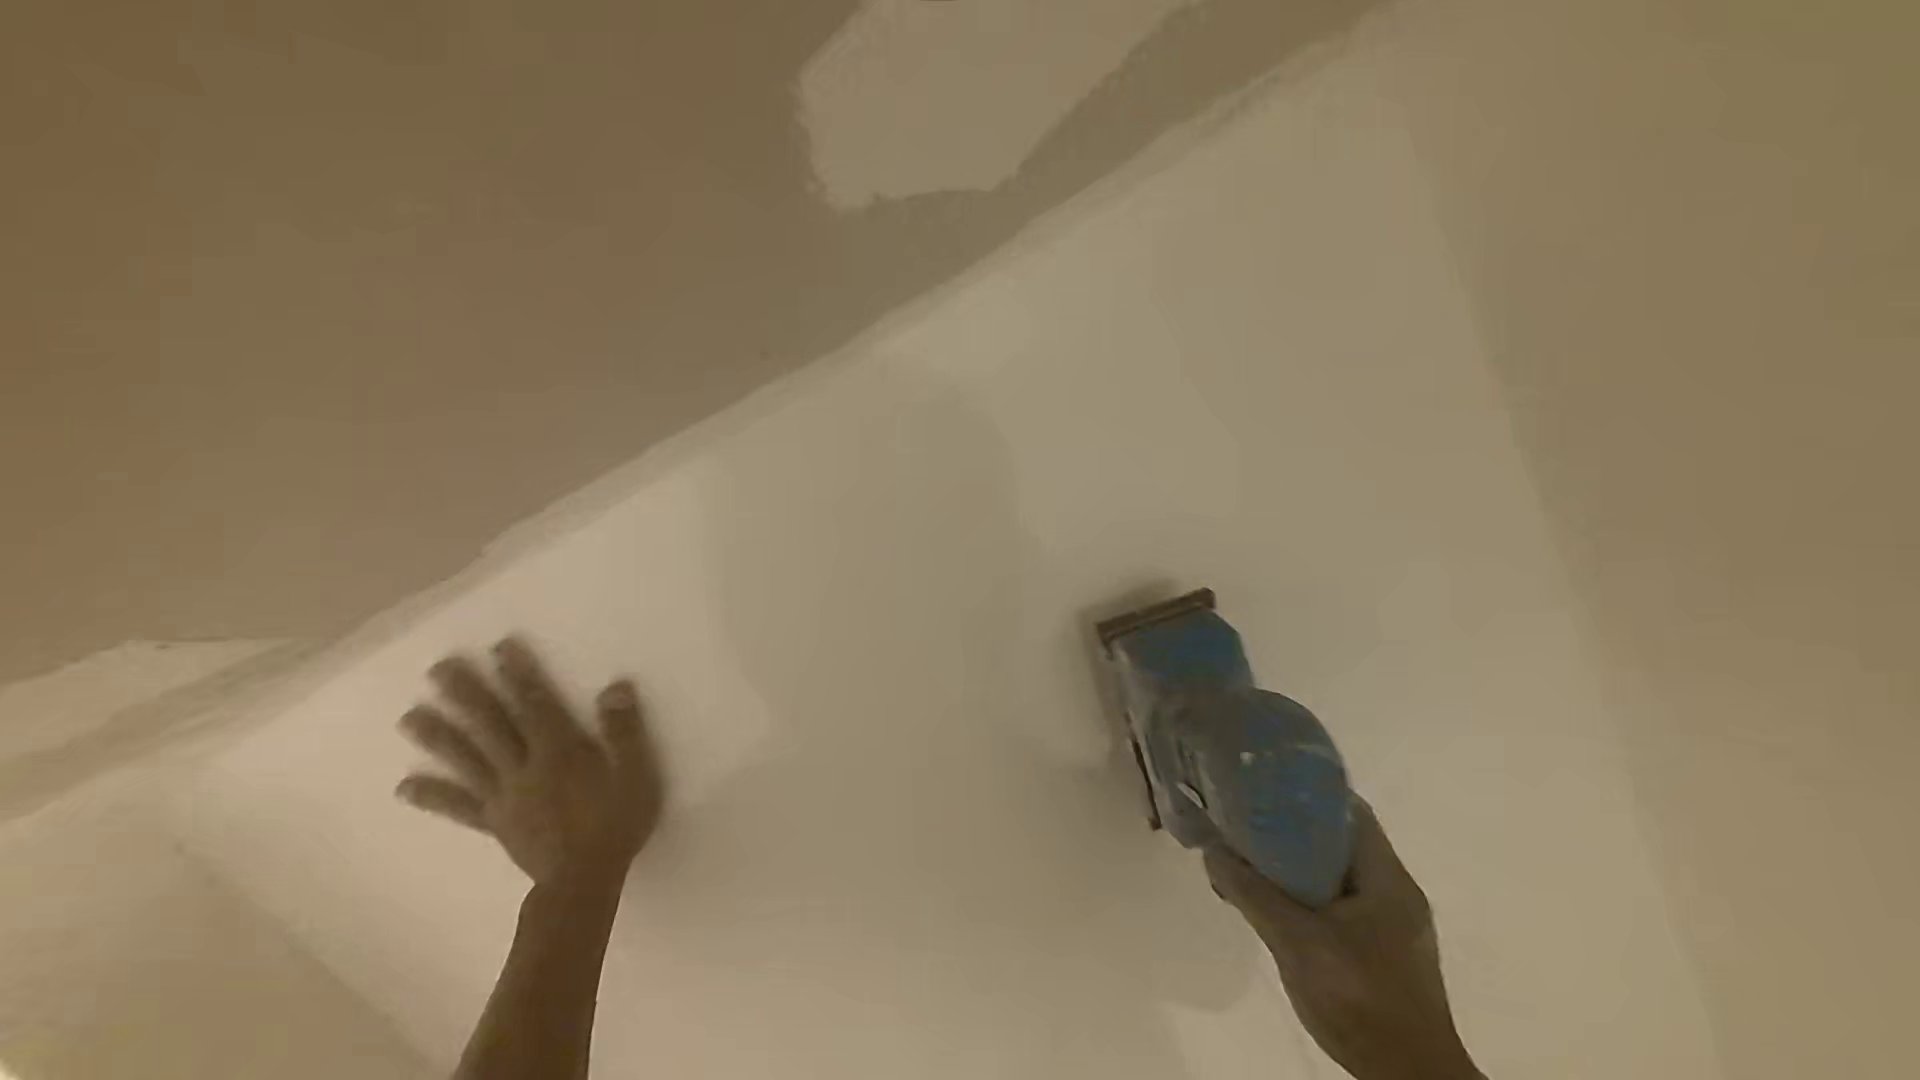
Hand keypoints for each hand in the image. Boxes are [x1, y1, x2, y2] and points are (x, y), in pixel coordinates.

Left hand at [397, 638, 663, 885]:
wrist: (585, 880)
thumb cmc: (617, 822)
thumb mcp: (637, 773)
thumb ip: (625, 731)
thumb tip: (614, 688)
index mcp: (560, 752)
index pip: (537, 704)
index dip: (520, 675)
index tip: (500, 648)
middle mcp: (524, 768)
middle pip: (492, 726)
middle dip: (467, 695)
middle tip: (438, 669)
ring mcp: (504, 797)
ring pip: (467, 761)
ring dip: (438, 737)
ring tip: (409, 716)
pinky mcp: (494, 823)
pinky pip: (459, 807)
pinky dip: (432, 795)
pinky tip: (405, 786)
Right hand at [1206, 802, 1482, 1079]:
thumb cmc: (1359, 998)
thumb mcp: (1295, 941)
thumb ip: (1251, 892)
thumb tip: (1210, 851)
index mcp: (1387, 879)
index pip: (1351, 811)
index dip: (1309, 791)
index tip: (1265, 782)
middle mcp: (1393, 892)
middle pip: (1339, 840)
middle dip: (1292, 827)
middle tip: (1245, 818)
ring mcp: (1389, 923)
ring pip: (1335, 873)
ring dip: (1293, 863)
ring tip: (1248, 858)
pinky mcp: (1378, 949)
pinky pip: (1336, 902)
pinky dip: (1304, 892)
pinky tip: (1271, 902)